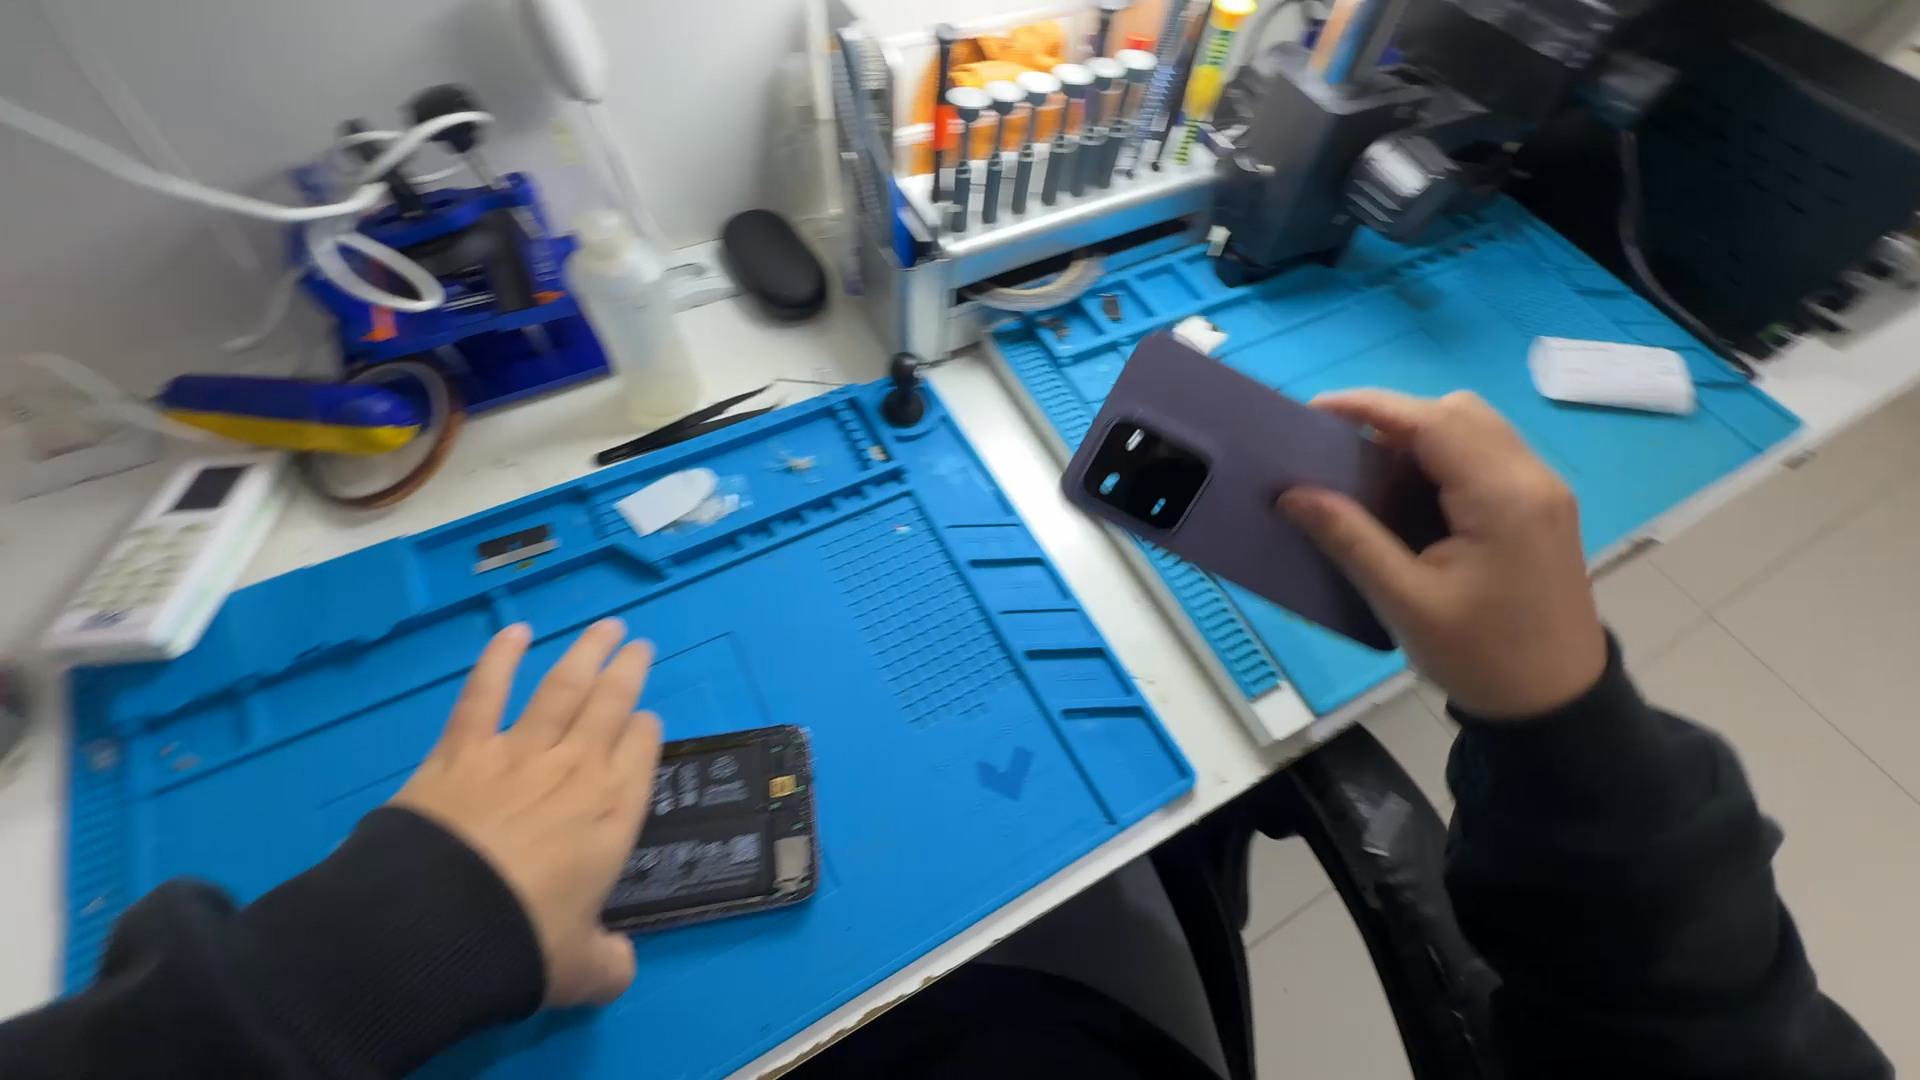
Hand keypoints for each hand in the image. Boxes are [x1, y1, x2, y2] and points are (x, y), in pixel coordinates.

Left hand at [391, 619, 662, 1005]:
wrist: (429, 932)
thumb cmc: (519, 941)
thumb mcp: (579, 968)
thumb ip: (609, 963)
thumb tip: (620, 970)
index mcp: (614, 807)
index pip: (644, 745)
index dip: (646, 729)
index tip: (645, 723)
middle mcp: (578, 767)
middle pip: (613, 702)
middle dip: (629, 670)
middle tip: (639, 646)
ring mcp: (521, 752)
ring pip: (564, 687)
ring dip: (588, 652)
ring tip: (607, 626)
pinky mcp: (464, 750)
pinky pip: (484, 695)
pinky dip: (499, 659)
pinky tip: (514, 631)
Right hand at [1279, 390, 1606, 718]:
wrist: (1555, 703)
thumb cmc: (1480, 655)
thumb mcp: (1404, 600)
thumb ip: (1349, 539)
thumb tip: (1292, 495)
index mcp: (1502, 497)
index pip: (1432, 421)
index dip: (1369, 406)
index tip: (1313, 411)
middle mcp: (1530, 478)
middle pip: (1457, 412)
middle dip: (1391, 416)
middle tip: (1337, 447)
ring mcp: (1540, 491)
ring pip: (1473, 428)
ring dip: (1415, 435)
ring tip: (1364, 470)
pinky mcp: (1535, 507)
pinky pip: (1482, 455)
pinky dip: (1436, 457)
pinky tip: (1404, 493)